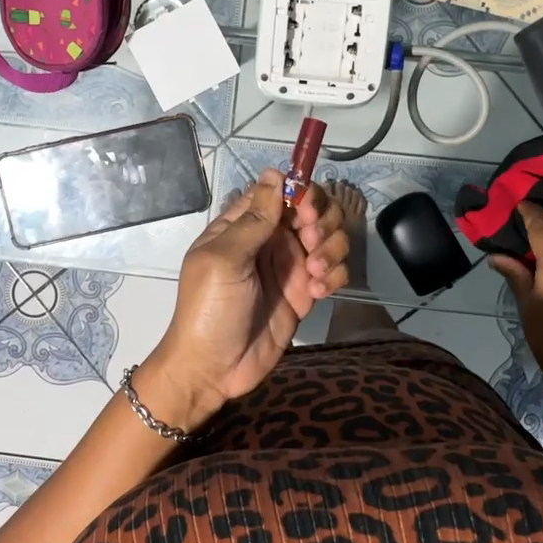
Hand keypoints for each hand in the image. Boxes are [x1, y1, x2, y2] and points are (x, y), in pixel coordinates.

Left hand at [141, 170, 349, 430]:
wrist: (213, 368)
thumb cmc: (209, 309)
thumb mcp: (225, 260)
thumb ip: (254, 219)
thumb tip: (274, 173)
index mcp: (244, 225)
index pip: (282, 191)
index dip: (301, 194)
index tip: (304, 213)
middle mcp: (270, 240)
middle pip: (314, 210)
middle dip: (322, 221)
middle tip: (311, 243)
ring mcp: (290, 266)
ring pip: (330, 238)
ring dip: (331, 249)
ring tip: (313, 275)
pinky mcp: (305, 293)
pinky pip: (334, 271)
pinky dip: (334, 276)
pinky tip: (317, 292)